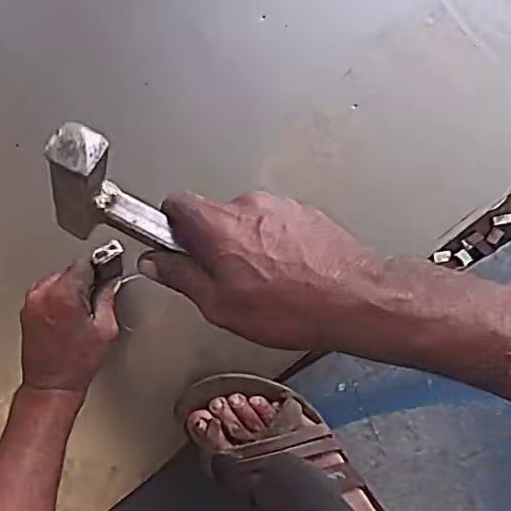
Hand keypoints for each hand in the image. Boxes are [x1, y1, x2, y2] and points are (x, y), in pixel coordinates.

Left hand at [19, 259, 120, 392]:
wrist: (51, 383)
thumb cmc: (76, 364)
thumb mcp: (105, 329)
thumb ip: (107, 298)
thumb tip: (108, 282)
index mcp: (64, 295)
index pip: (84, 263)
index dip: (99, 266)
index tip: (107, 269)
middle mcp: (43, 294)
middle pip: (69, 270)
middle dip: (84, 280)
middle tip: (96, 298)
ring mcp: (32, 302)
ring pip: (57, 280)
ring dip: (70, 288)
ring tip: (79, 312)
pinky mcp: (26, 310)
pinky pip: (46, 292)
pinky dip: (57, 298)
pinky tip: (67, 316)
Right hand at [138, 191, 391, 351]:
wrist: (355, 300)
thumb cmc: (292, 307)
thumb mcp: (220, 306)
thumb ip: (181, 277)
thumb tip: (155, 262)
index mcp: (219, 225)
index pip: (176, 203)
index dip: (169, 226)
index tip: (172, 246)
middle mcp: (249, 205)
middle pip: (212, 214)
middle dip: (211, 242)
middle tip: (223, 278)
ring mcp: (280, 206)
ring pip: (246, 220)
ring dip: (246, 244)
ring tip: (263, 282)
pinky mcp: (305, 212)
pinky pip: (275, 224)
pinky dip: (274, 244)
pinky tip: (286, 274)